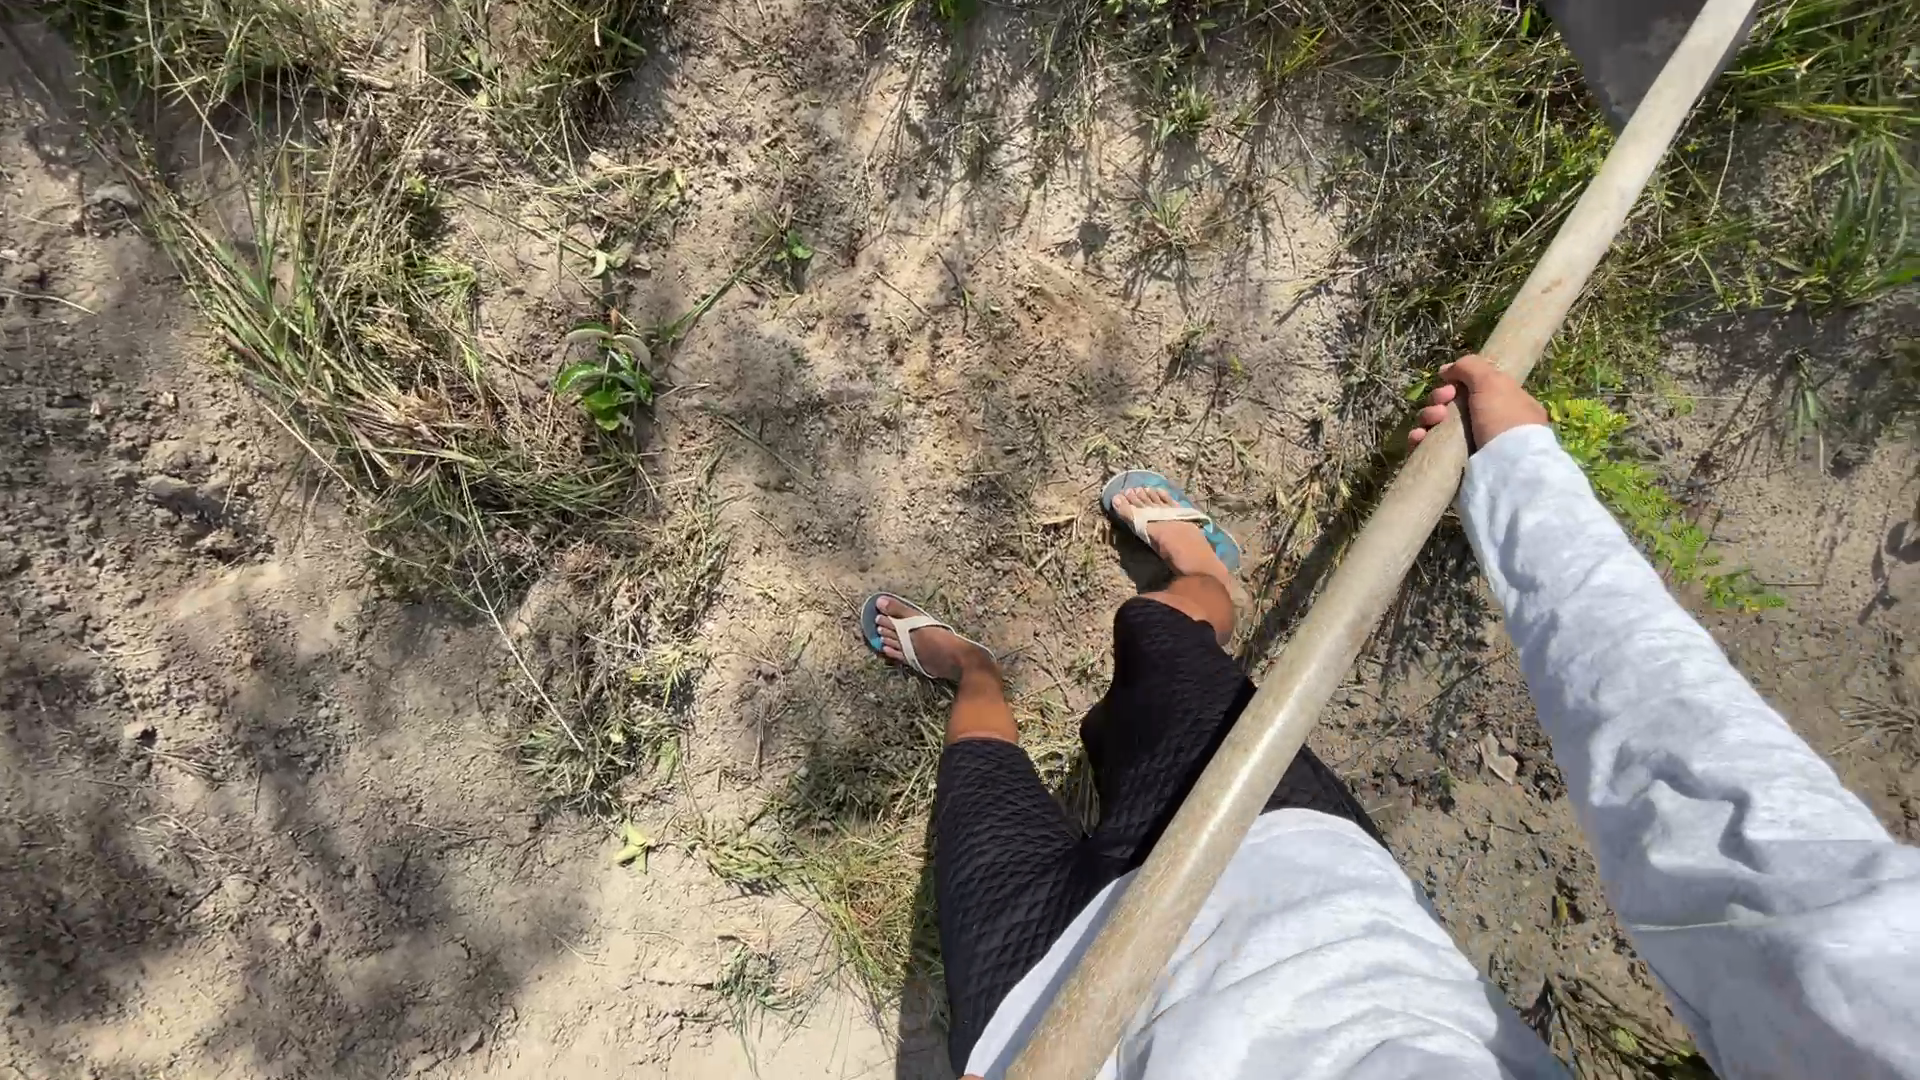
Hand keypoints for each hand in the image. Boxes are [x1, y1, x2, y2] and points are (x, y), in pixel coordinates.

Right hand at [1407, 354, 1547, 452]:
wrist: (1505, 468)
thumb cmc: (1504, 420)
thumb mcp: (1493, 382)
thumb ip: (1470, 367)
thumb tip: (1445, 370)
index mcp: (1503, 405)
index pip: (1471, 389)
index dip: (1455, 384)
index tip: (1449, 386)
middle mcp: (1486, 425)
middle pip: (1450, 405)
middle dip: (1438, 401)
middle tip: (1440, 405)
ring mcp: (1467, 446)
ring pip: (1436, 426)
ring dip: (1427, 418)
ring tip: (1431, 422)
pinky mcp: (1450, 464)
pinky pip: (1427, 448)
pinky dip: (1419, 440)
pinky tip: (1418, 438)